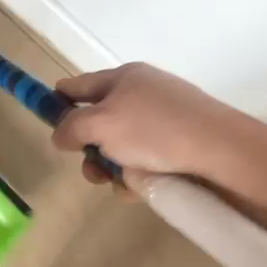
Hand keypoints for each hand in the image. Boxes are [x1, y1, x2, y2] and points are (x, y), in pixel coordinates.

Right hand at [51, 63, 264, 187]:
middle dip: (89, 150)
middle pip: (97, 124)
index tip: (47, 123)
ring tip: (122, 182)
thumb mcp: (101, 123)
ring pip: (118, 149)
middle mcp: (141, 96)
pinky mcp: (177, 147)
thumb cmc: (155, 130)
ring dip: (111, 169)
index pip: (78, 85)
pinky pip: (142, 163)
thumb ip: (71, 127)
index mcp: (123, 78)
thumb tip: (60, 135)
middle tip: (93, 169)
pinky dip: (135, 177)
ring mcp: (161, 122)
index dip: (58, 101)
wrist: (219, 151)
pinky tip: (140, 188)